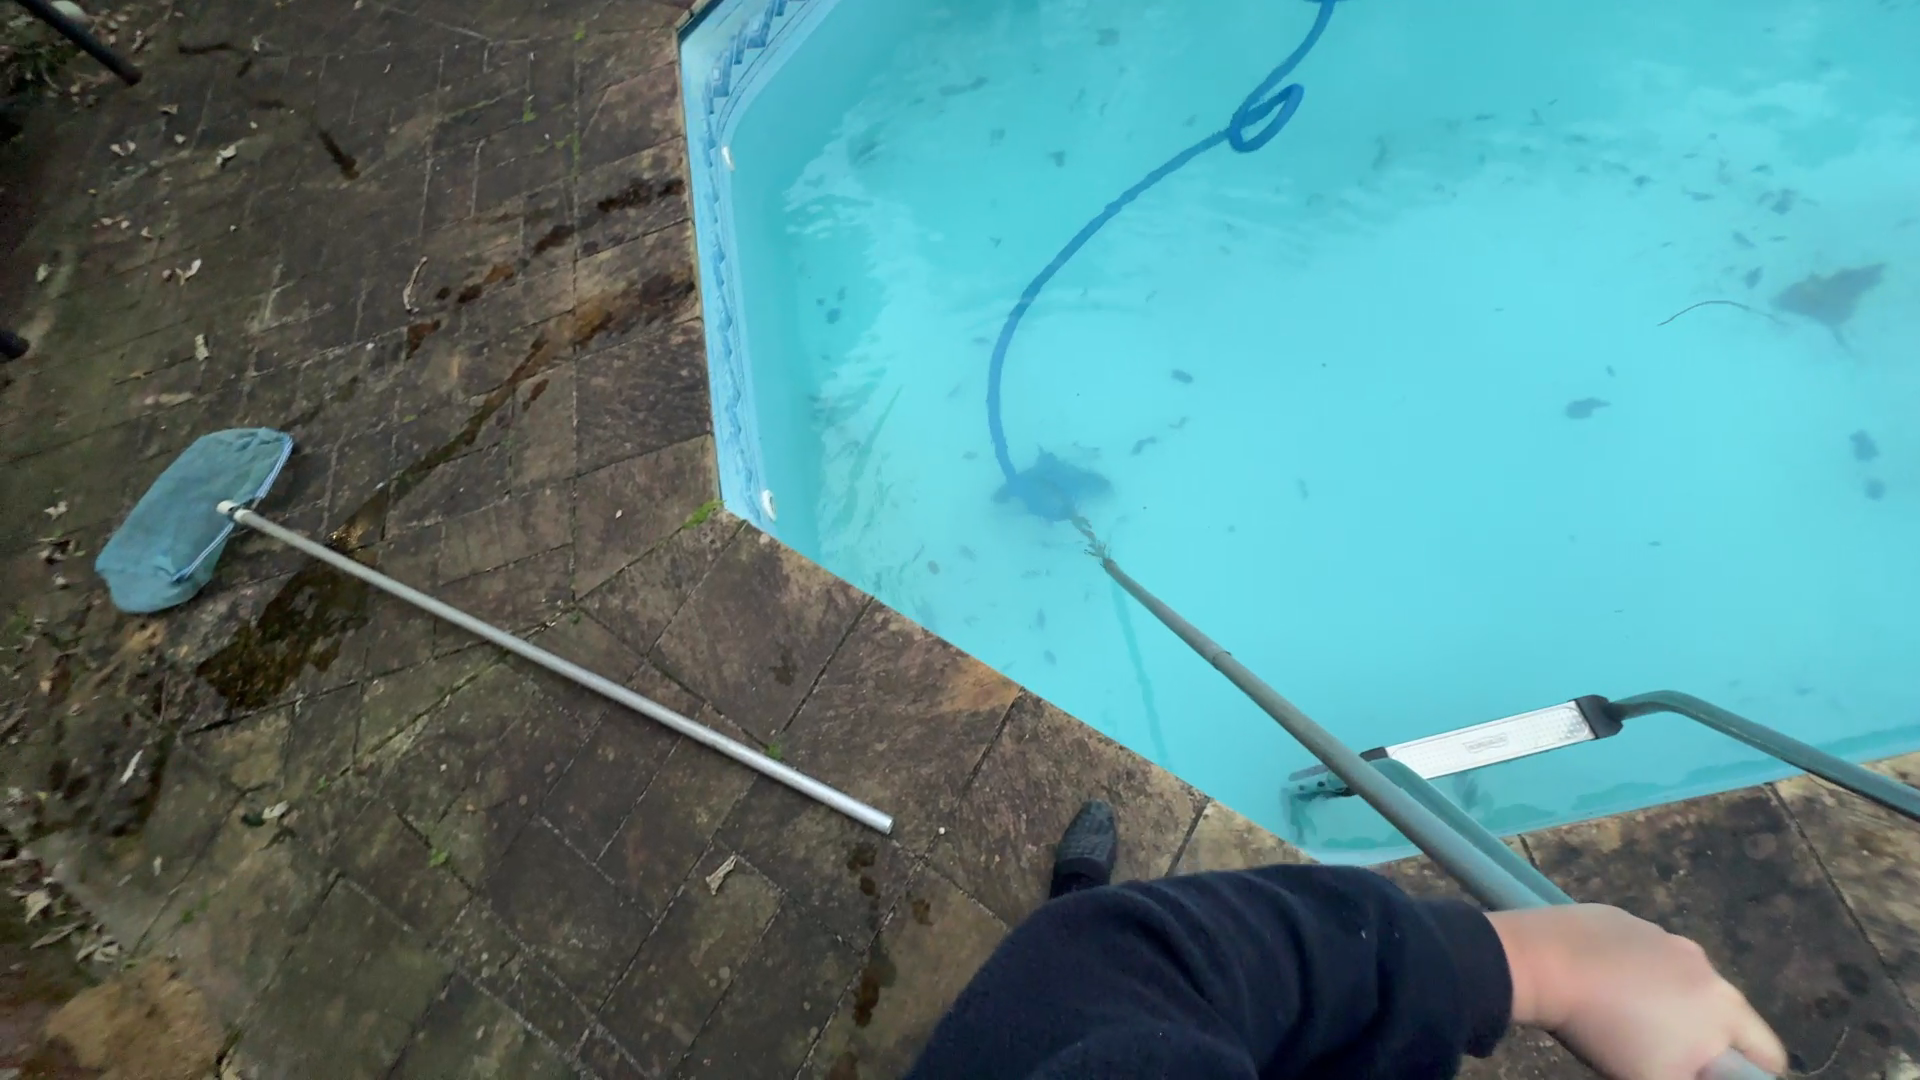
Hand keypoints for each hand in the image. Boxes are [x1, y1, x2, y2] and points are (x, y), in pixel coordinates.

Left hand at [1487, 905, 1786, 1079]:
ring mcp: (1653, 930)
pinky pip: (1639, 950)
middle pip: (1723, 1013)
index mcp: (1725, 1004)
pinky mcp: (1615, 914)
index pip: (1766, 1054)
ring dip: (1665, 998)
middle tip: (1655, 1044)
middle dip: (1701, 1034)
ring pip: (1680, 979)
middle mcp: (1700, 960)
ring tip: (1618, 1008)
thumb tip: (1699, 1069)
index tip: (1698, 1072)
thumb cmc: (1601, 1028)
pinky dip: (1628, 965)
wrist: (1531, 962)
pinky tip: (1594, 974)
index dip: (1739, 1074)